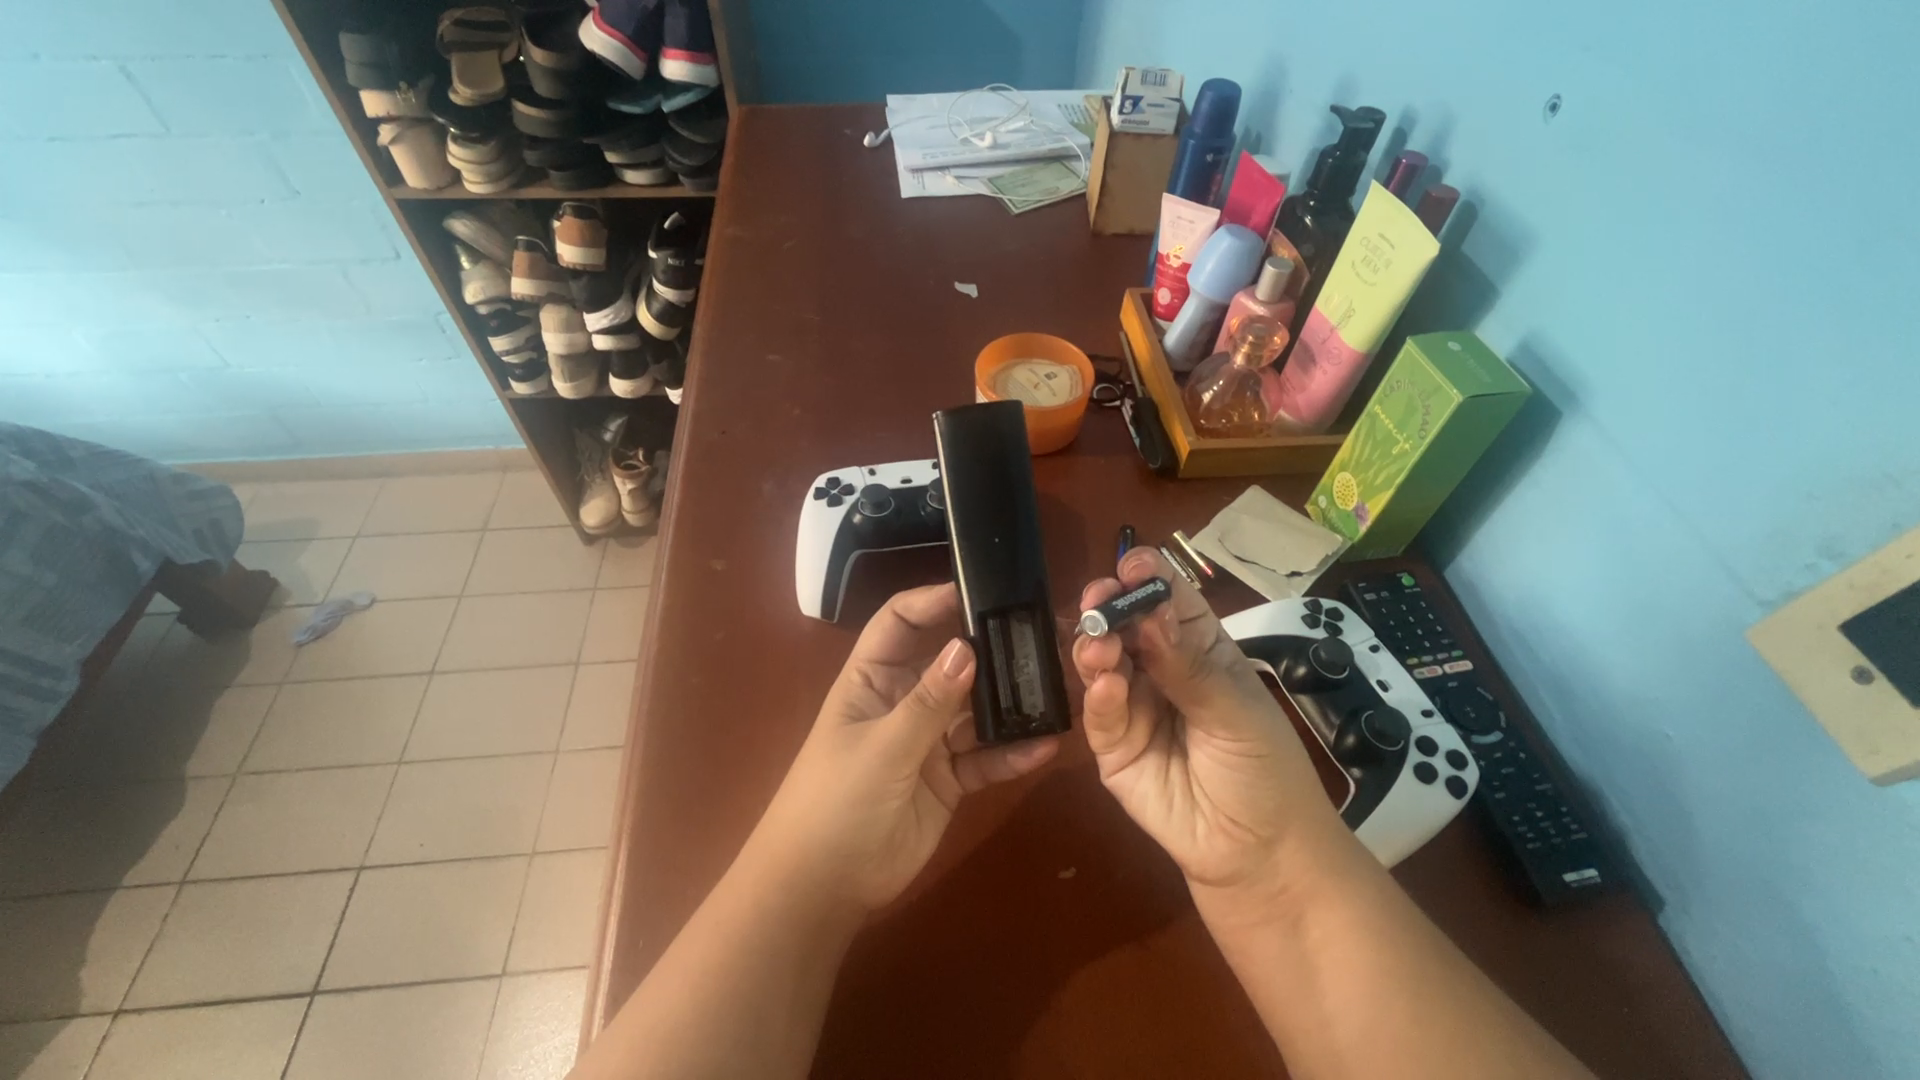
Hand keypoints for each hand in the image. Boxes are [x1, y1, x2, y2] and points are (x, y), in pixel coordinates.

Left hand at [747, 584, 1060, 912]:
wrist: (824, 885)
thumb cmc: (837, 801)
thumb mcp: (883, 746)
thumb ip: (929, 701)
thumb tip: (967, 647)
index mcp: (871, 680)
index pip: (900, 623)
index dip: (934, 602)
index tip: (981, 591)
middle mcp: (903, 701)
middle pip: (949, 663)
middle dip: (989, 653)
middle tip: (1041, 638)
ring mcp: (927, 741)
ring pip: (975, 711)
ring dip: (1010, 704)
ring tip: (1057, 690)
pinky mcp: (948, 779)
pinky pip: (985, 758)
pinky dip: (1011, 753)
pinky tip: (1044, 746)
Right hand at [1072, 548, 1349, 896]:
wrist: (1258, 854)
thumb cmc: (1265, 771)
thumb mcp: (1236, 710)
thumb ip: (1188, 665)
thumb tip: (1150, 614)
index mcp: (1199, 649)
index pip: (1169, 600)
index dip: (1149, 578)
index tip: (1132, 565)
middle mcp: (1160, 670)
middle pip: (1125, 625)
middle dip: (1109, 607)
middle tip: (1099, 599)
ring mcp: (1133, 707)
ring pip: (1103, 663)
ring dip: (1097, 647)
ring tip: (1100, 644)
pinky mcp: (1112, 747)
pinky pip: (1098, 714)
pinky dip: (1098, 697)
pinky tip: (1107, 685)